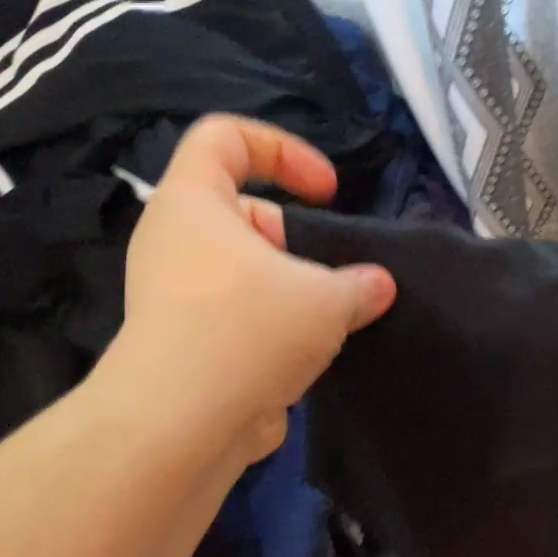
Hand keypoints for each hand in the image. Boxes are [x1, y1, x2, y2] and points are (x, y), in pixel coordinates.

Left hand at [101, 114, 396, 462]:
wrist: (186, 418)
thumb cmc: (249, 329)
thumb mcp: (325, 300)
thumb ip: (359, 285)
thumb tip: (379, 285)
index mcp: (195, 202)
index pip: (225, 138)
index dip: (283, 150)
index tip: (330, 191)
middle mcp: (178, 241)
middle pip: (245, 214)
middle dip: (301, 240)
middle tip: (340, 273)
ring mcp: (179, 295)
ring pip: (249, 274)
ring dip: (297, 292)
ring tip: (336, 322)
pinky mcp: (192, 344)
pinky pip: (244, 319)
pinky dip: (279, 331)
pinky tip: (313, 358)